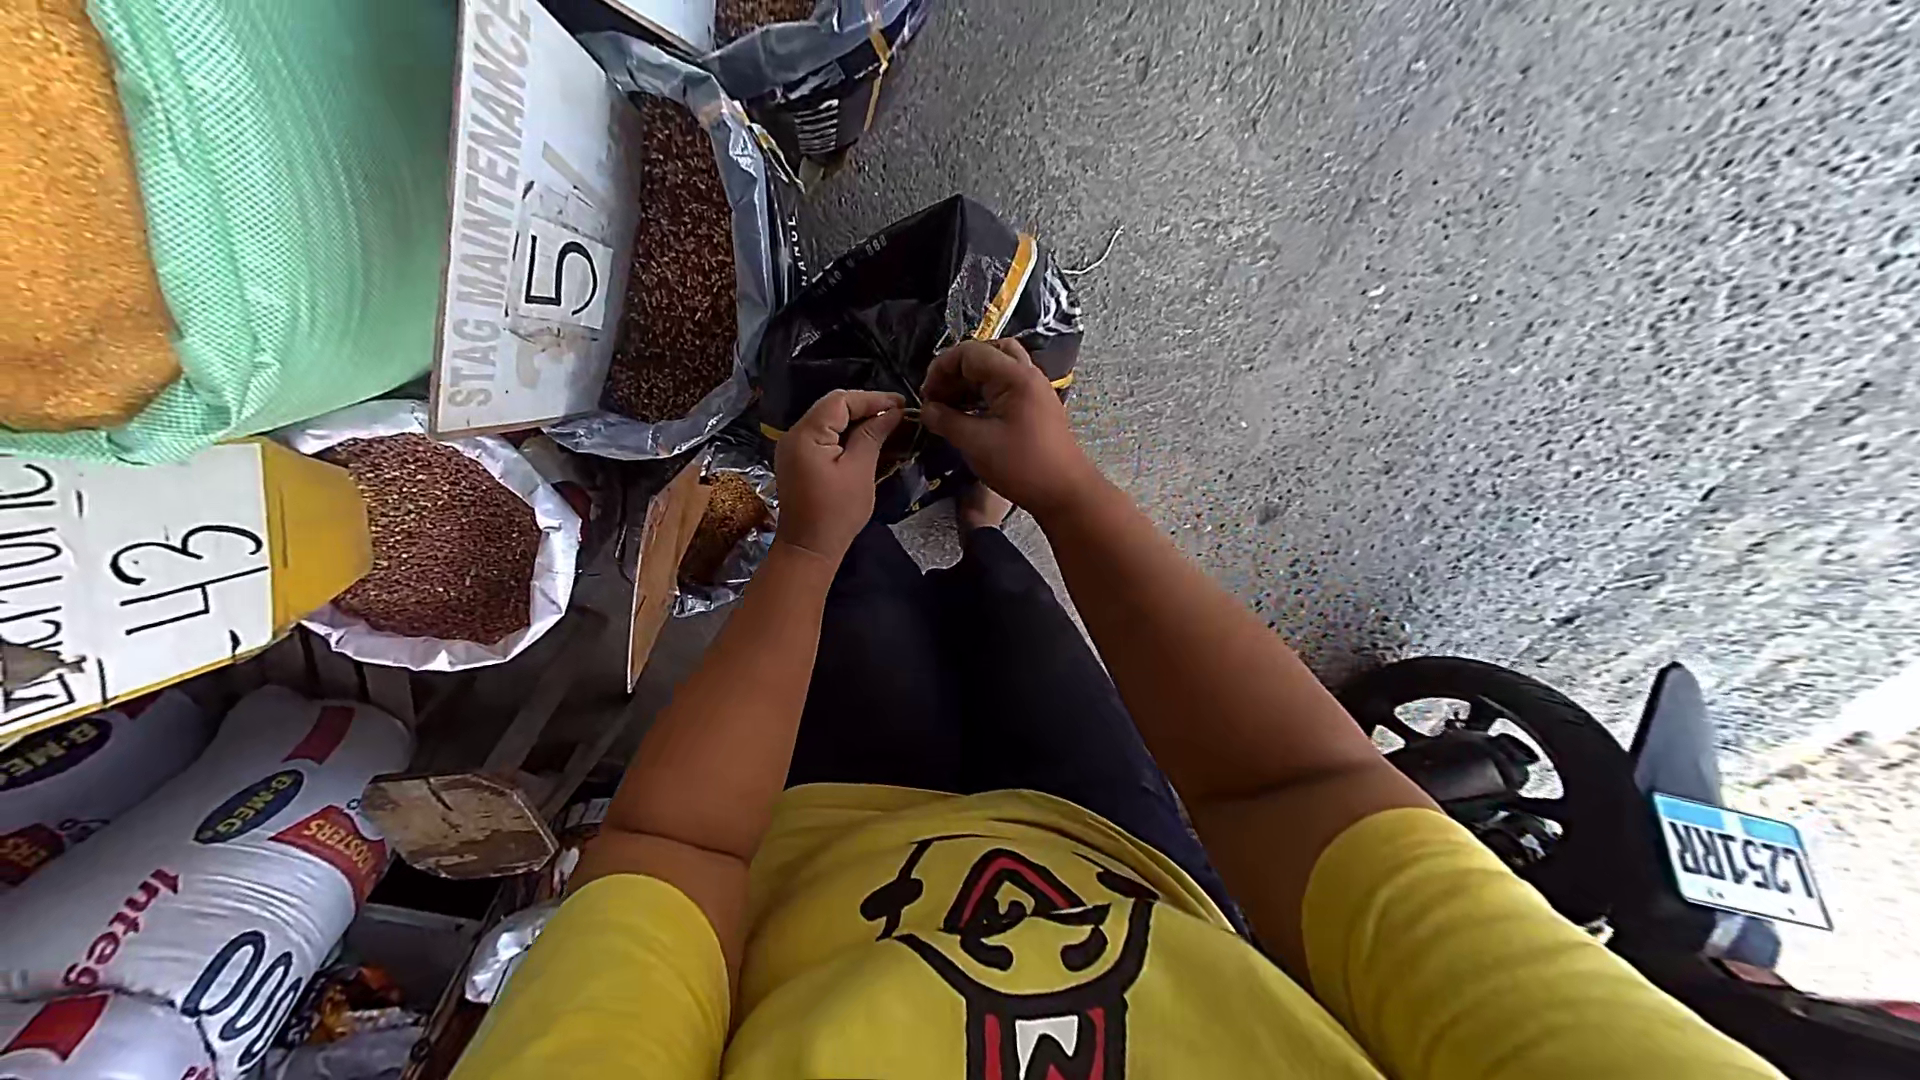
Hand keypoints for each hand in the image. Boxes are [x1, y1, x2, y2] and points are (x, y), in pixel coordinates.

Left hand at [773, 389, 906, 562]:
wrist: (809, 549)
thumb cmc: (837, 512)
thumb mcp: (860, 470)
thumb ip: (873, 435)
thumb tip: (892, 413)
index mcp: (806, 434)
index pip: (840, 400)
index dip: (872, 399)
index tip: (901, 405)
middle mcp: (794, 434)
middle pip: (832, 407)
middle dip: (866, 408)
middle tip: (898, 414)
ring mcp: (794, 448)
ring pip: (829, 421)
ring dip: (858, 421)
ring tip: (888, 425)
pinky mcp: (799, 461)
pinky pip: (824, 437)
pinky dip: (846, 435)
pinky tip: (868, 440)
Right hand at [919, 339, 1100, 517]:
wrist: (1065, 492)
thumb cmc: (1021, 467)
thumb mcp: (976, 444)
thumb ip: (946, 421)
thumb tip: (926, 410)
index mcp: (1014, 376)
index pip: (969, 353)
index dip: (942, 369)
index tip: (927, 395)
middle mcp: (1027, 375)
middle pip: (986, 353)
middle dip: (957, 371)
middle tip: (939, 396)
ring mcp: (1034, 390)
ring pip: (997, 369)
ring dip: (970, 382)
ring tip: (950, 406)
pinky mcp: (1036, 407)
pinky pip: (1006, 387)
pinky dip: (984, 394)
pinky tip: (969, 415)